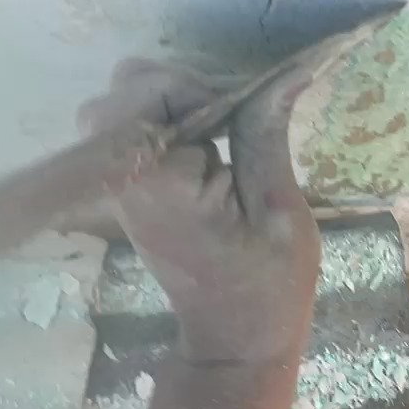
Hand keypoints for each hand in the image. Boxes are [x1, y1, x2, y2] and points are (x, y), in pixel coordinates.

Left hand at [78, 60, 320, 364]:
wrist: (234, 337)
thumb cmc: (268, 282)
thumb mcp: (280, 208)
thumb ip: (266, 134)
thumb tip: (288, 72)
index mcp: (159, 184)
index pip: (151, 94)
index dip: (201, 90)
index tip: (245, 118)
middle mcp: (124, 179)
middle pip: (123, 89)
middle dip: (181, 88)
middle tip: (232, 120)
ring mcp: (120, 183)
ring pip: (121, 102)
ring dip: (172, 100)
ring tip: (220, 130)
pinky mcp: (129, 186)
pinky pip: (131, 125)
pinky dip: (167, 116)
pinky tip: (207, 141)